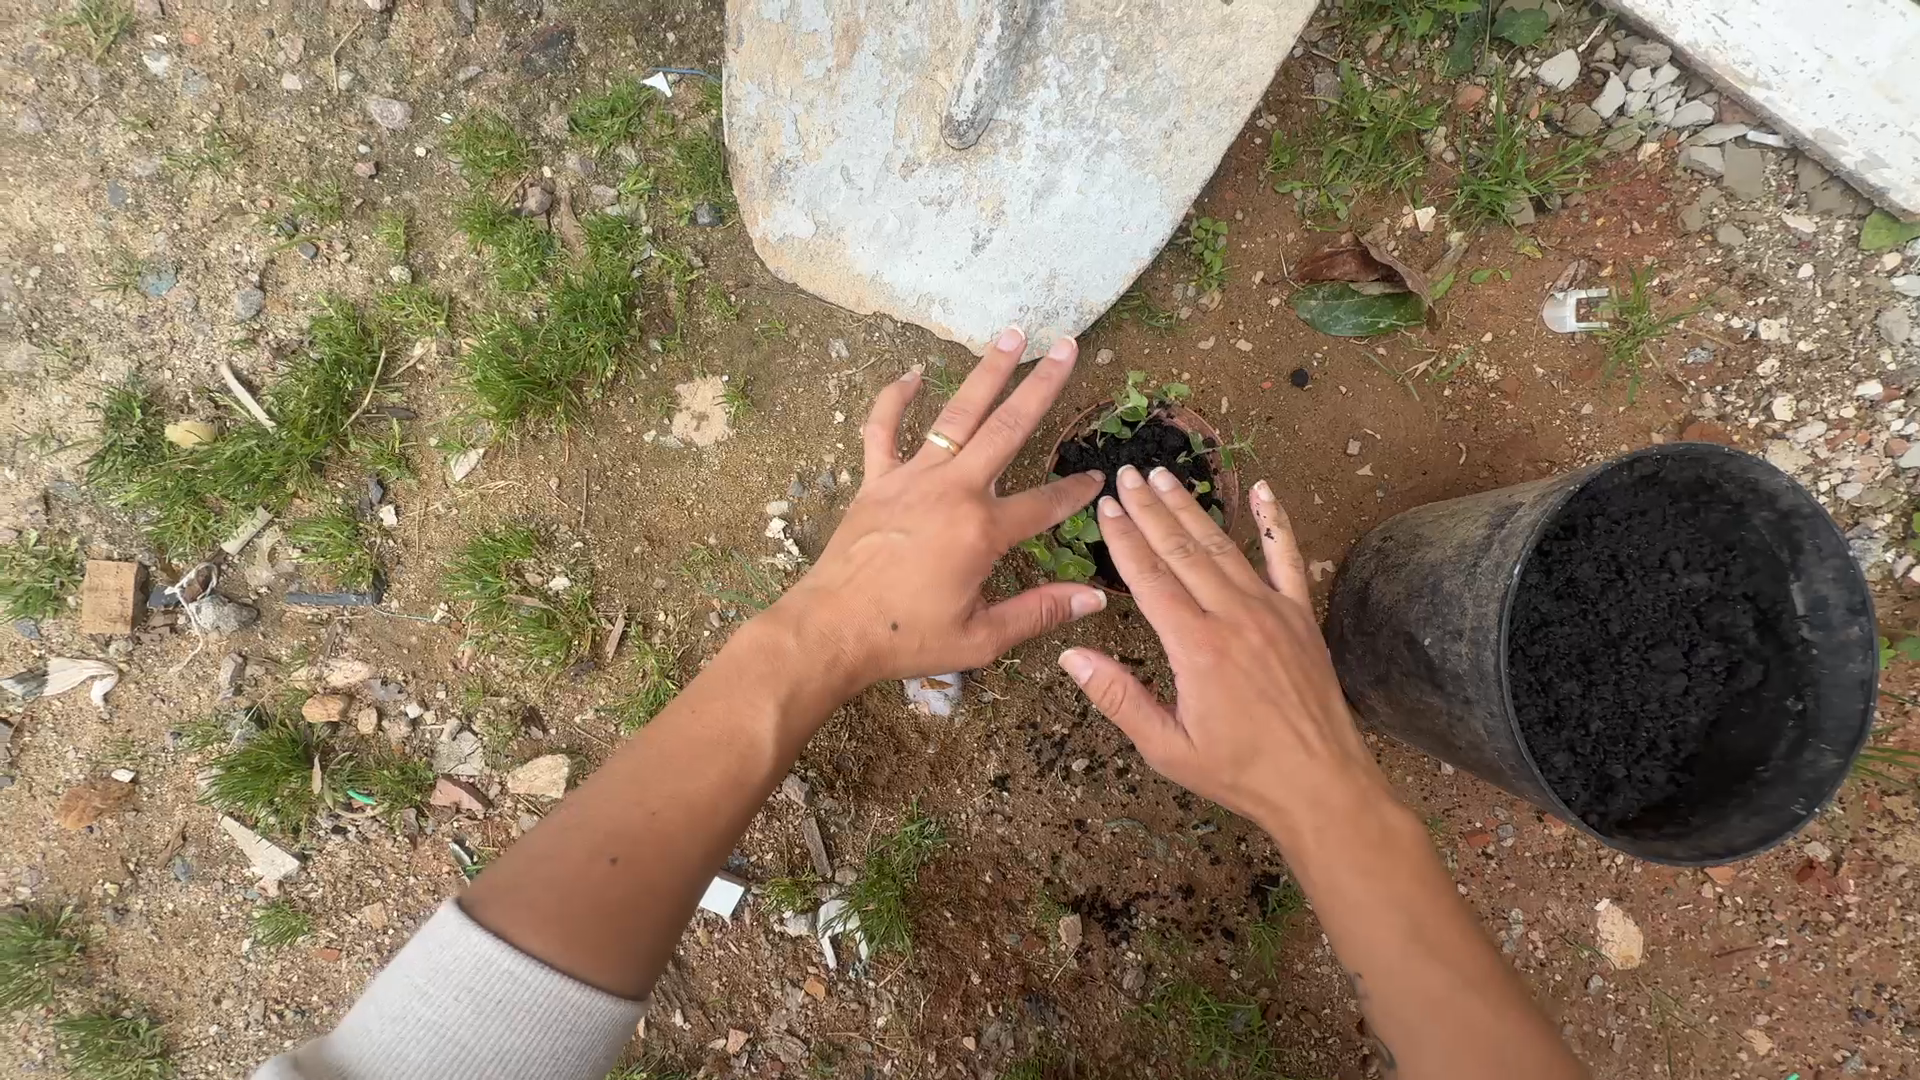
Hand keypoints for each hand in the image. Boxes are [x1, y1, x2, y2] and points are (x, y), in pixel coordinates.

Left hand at [770, 327, 1106, 690]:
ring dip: (986, 373)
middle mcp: (952, 492)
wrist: (830, 631)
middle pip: (1007, 429)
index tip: (1098, 479)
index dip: (1075, 493)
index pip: (1045, 504)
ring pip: (956, 416)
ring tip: (1010, 335)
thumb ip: (1039, 612)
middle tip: (1066, 346)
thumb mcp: (981, 638)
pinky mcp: (876, 481)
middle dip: (1041, 386)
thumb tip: (1092, 599)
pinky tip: (913, 374)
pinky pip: (883, 429)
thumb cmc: (905, 638)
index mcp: (982, 531)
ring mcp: (911, 479)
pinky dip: (895, 399)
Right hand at [1057, 466, 1391, 833]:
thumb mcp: (1165, 747)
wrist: (1322, 786)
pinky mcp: (1301, 616)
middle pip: (1181, 550)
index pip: (1150, 578)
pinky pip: (1288, 558)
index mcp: (1196, 647)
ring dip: (1190, 508)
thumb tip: (1069, 654)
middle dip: (1150, 509)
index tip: (1105, 507)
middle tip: (1127, 475)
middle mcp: (1233, 617)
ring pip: (1222, 547)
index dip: (1124, 539)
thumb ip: (1116, 697)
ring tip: (1165, 475)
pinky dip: (1275, 522)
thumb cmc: (1238, 771)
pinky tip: (1264, 489)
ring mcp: (1273, 611)